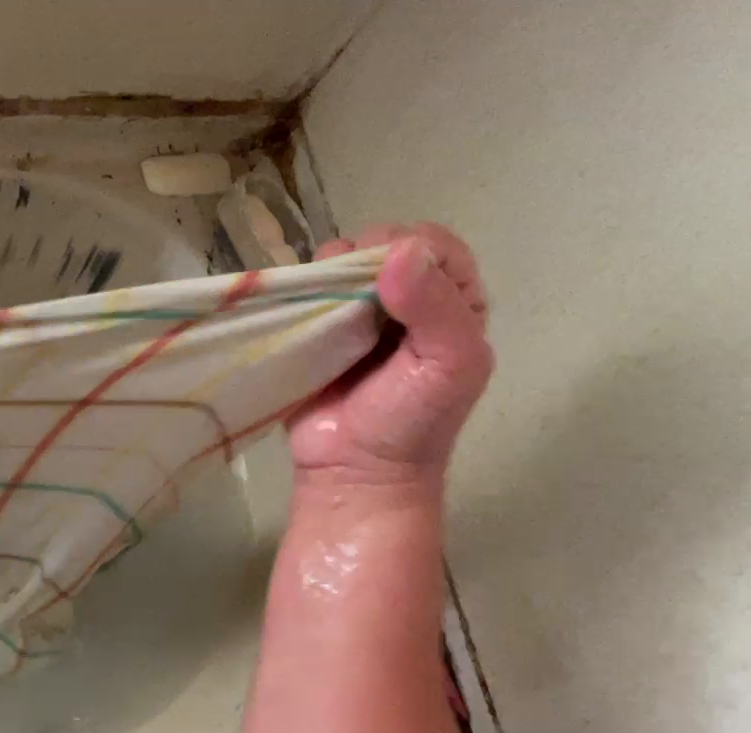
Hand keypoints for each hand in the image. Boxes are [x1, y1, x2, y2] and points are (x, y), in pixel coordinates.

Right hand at [288, 224, 492, 491]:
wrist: (352, 470)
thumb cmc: (412, 422)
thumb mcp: (448, 363)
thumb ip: (434, 305)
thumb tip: (398, 252)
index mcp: (452, 304)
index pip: (437, 247)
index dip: (410, 245)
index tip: (384, 269)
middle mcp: (406, 302)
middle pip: (386, 247)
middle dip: (364, 253)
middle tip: (345, 280)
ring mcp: (357, 317)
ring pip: (344, 266)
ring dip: (329, 269)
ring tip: (320, 293)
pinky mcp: (315, 332)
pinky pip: (309, 296)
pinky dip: (301, 289)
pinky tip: (299, 301)